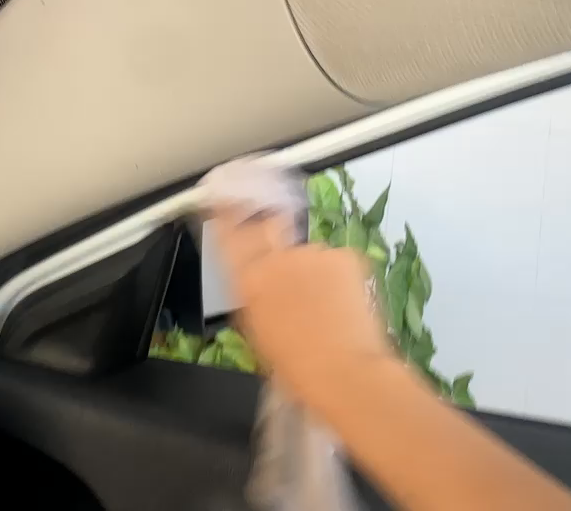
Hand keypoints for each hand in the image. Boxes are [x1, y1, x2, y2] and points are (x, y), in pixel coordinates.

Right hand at [208, 205, 399, 410]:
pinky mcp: (344, 254)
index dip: (226, 210)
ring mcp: (312, 251)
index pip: (229, 230)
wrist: (346, 373)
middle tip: (291, 278)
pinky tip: (343, 304)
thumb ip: (252, 295)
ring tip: (324, 306)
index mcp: (248, 278)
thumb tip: (254, 281)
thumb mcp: (257, 332)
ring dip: (312, 270)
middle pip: (270, 233)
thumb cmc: (296, 365)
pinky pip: (336, 261)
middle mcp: (276, 256)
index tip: (225, 198)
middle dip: (275, 243)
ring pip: (308, 253)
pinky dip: (339, 277)